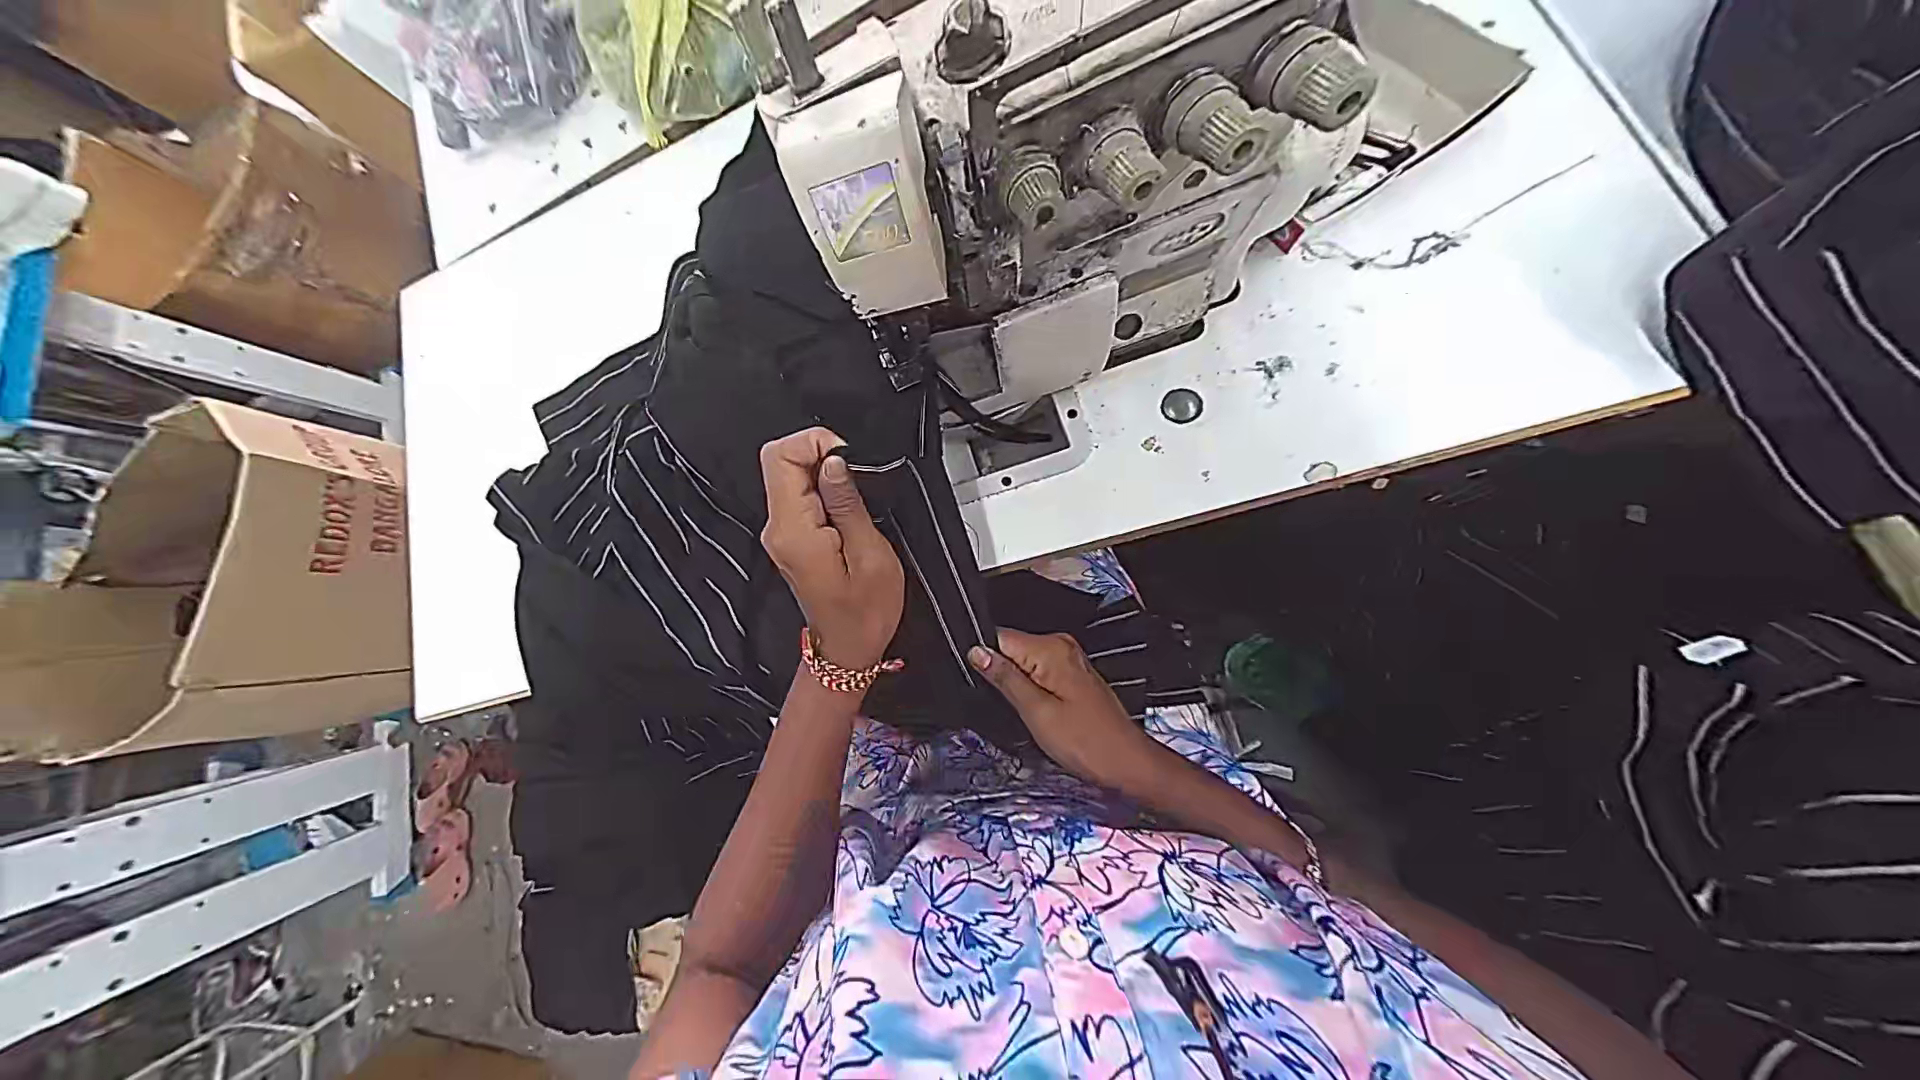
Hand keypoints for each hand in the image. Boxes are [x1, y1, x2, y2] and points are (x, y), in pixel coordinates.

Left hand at [759, 428, 904, 672]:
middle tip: (855, 476)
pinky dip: (823, 489)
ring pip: (789, 475)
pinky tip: (846, 509)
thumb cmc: (866, 613)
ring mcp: (781, 533)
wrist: (849, 648)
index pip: (780, 457)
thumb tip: (834, 462)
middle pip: (780, 460)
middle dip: (820, 454)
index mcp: (794, 532)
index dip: (815, 443)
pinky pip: (799, 495)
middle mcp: (778, 529)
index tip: (848, 457)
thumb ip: (847, 503)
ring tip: (855, 500)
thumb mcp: (871, 555)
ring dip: (824, 473)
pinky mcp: (791, 537)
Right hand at [969, 628, 1157, 788]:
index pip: (998, 637)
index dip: (985, 662)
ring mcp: (1068, 659)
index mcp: (1050, 650)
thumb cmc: (1090, 743)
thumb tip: (977, 653)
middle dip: (1002, 678)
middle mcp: (1061, 647)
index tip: (990, 688)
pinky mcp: (1071, 674)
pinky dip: (1032, 691)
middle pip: (1009, 650)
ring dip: (1018, 687)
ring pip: (1022, 663)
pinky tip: (1044, 713)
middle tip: (1019, 709)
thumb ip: (1004, 678)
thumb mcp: (1036, 713)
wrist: (1126, 762)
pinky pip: (1037, 673)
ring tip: (1035, 714)